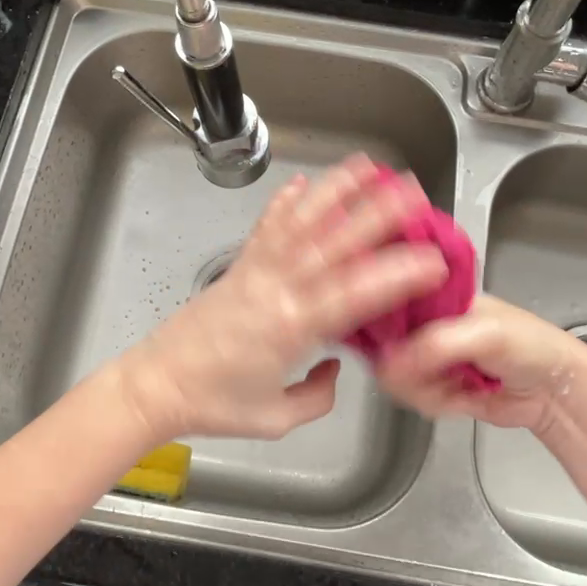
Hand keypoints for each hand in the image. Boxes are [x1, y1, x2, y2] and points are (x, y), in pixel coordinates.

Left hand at [111, 154, 448, 442]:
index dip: (396, 274)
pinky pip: (266, 228)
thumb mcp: (274, 418)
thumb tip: (336, 368)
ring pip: (301, 222)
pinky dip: (284, 203)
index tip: (430, 259)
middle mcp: (276, 289)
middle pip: (333, 242)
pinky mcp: (237, 267)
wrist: (155, 385)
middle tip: (411, 192)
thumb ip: (316, 396)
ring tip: (364, 167)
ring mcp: (255, 271)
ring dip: (335, 192)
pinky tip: (300, 183)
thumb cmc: (212, 405)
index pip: (355, 294)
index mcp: (291, 328)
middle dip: (376, 214)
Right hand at [375, 295, 586, 438]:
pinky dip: (433, 403)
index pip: (394, 306)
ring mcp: (434, 358)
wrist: (556, 391)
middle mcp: (431, 325)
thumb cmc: (530, 346)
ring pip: (399, 376)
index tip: (392, 351)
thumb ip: (437, 343)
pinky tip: (460, 399)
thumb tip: (391, 360)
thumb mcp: (485, 334)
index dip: (386, 329)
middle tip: (433, 376)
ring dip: (424, 389)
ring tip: (457, 387)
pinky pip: (416, 397)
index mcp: (440, 298)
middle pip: (390, 346)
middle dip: (407, 368)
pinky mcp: (439, 387)